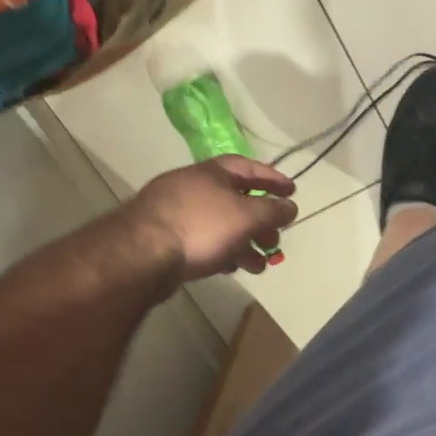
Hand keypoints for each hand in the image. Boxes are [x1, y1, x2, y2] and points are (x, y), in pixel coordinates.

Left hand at [123, 157, 297, 281]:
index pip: (248, 168)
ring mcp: (178, 213)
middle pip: (236, 201)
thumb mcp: (247, 216)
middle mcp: (193, 187)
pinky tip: (231, 268)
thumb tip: (290, 206)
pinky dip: (222, 252)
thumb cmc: (201, 227)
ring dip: (245, 244)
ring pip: (221, 226)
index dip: (272, 178)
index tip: (292, 191)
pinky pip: (204, 241)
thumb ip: (273, 211)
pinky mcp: (168, 238)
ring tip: (259, 265)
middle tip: (276, 239)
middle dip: (261, 222)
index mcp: (212, 173)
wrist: (143, 254)